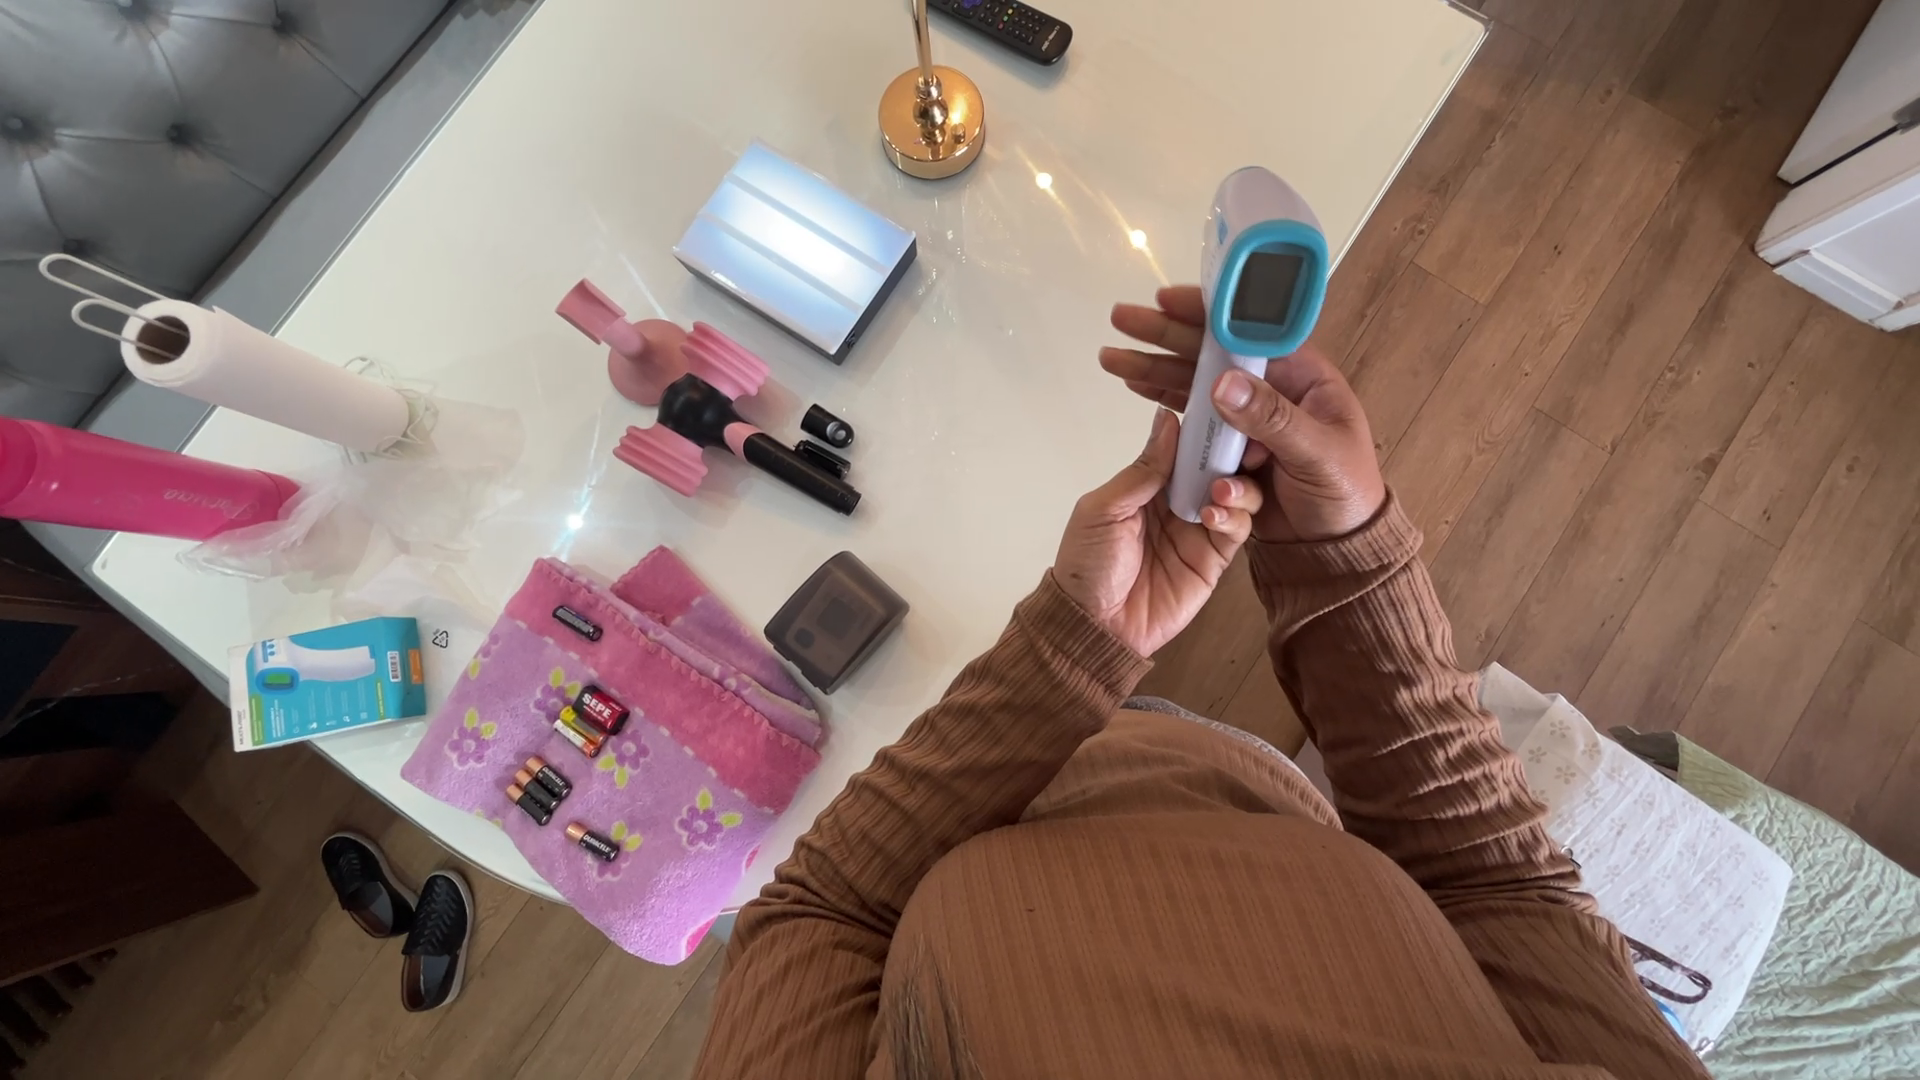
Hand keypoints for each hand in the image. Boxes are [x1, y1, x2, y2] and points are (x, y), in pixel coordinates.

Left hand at [1052, 408, 1262, 656]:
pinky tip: (1216, 514)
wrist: (1094, 626)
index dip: (1202, 430)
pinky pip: (1236, 531)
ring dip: (1234, 486)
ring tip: (1220, 488)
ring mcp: (1198, 531)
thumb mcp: (1104, 509)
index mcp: (1147, 487)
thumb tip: (1168, 418)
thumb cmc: (1088, 563)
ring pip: (1234, 496)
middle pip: (1214, 468)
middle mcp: (1176, 503)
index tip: (1225, 406)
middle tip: (1241, 441)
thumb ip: (1142, 469)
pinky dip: (1234, 517)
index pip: (1182, 450)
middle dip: (1228, 453)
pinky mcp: (1214, 560)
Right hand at [1099, 285, 1385, 542]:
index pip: (1249, 333)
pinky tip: (1135, 389)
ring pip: (1192, 383)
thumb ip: (1272, 419)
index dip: (1207, 314)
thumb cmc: (1343, 492)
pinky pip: (1189, 418)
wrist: (1333, 544)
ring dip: (1152, 369)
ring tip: (1112, 358)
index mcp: (1300, 377)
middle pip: (1209, 354)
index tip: (1165, 302)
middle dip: (1162, 336)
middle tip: (1120, 319)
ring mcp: (1244, 417)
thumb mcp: (1317, 453)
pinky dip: (1161, 402)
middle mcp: (1268, 389)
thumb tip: (1222, 382)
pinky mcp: (1226, 445)